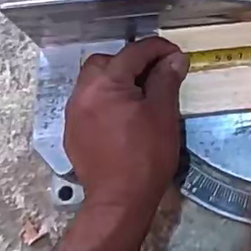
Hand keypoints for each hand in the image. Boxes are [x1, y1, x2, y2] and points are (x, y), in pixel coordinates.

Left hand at [64, 37, 188, 233]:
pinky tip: (124, 115)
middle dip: (132, 62)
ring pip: (94, 82)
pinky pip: (89, 103)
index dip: (158, 49)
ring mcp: (74, 113)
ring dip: (117, 80)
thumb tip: (174, 59)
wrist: (120, 201)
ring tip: (141, 95)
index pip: (133, 53)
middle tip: (156, 74)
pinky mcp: (73, 132)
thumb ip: (166, 80)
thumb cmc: (146, 156)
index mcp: (105, 84)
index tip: (176, 56)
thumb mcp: (163, 113)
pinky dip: (107, 100)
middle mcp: (82, 93)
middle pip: (107, 62)